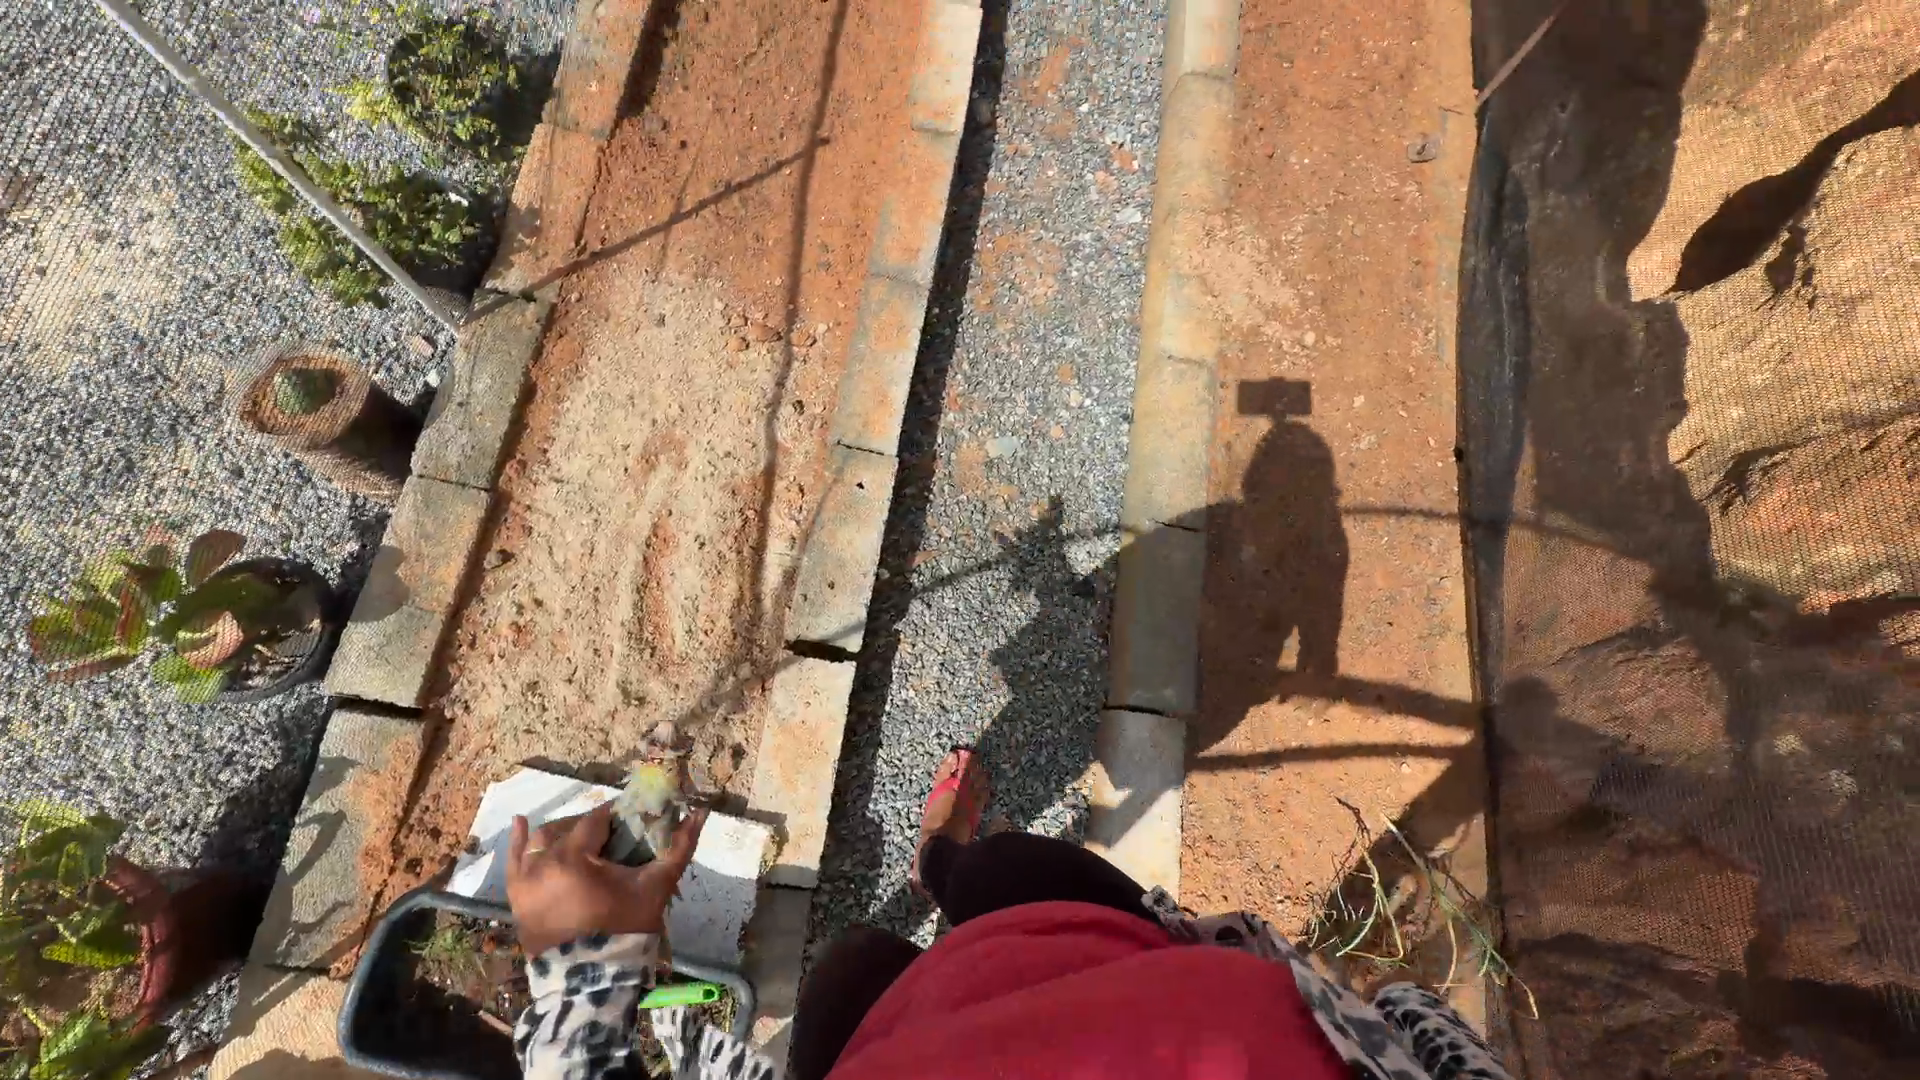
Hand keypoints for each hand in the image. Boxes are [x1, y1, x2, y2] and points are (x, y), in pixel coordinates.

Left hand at [506, 802, 707, 956]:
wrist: (592, 981)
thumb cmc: (626, 928)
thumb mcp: (656, 885)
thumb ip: (679, 846)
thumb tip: (701, 812)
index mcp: (575, 858)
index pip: (596, 820)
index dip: (615, 816)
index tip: (630, 819)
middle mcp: (543, 865)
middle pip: (566, 828)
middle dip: (589, 826)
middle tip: (611, 834)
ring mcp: (525, 884)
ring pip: (539, 842)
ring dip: (560, 834)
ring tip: (580, 837)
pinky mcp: (517, 900)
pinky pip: (513, 863)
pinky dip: (517, 843)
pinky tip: (520, 822)